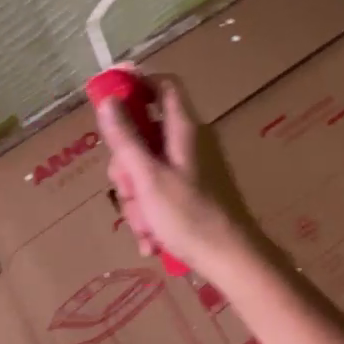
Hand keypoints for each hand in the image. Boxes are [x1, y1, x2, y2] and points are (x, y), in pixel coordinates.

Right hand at [96, 77, 256, 273]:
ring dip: (137, 196)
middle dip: (127, 163)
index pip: (163, 84)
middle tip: (125, 187)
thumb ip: (126, 137)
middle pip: (147, 132)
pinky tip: (151, 239)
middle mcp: (190, 140)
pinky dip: (152, 211)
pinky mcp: (195, 190)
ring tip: (143, 226)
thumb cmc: (190, 216)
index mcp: (184, 127)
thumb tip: (109, 99)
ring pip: (149, 166)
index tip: (109, 98)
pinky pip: (162, 189)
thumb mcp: (148, 177)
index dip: (137, 83)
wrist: (234, 260)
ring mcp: (194, 166)